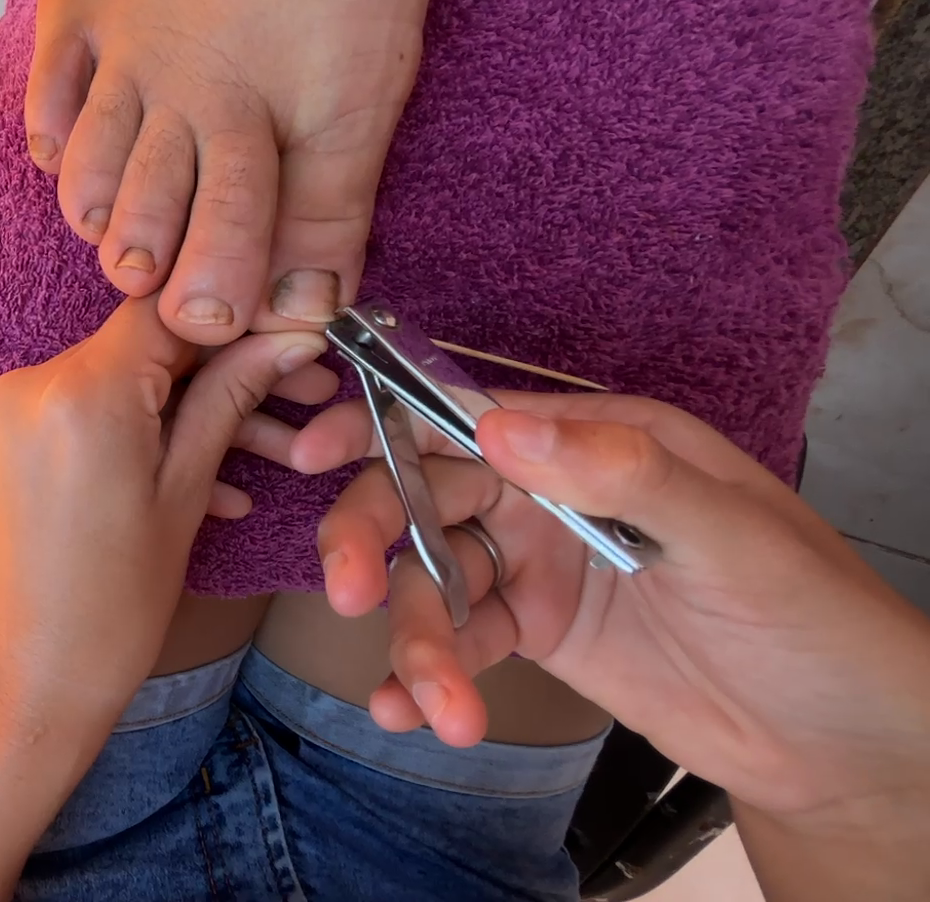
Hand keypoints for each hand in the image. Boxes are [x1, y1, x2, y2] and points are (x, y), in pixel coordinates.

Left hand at [0, 296, 329, 721]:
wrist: (31, 669)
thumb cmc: (115, 601)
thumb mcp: (186, 491)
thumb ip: (230, 400)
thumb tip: (288, 339)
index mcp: (81, 391)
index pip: (167, 311)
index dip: (238, 319)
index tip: (293, 340)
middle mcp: (35, 380)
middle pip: (146, 344)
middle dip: (224, 369)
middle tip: (303, 394)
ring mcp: (17, 404)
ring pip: (125, 378)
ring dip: (192, 408)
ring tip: (277, 448)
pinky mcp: (14, 428)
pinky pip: (93, 408)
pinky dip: (144, 429)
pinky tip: (213, 476)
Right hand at [27, 0, 486, 343]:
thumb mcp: (379, 67)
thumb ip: (336, 195)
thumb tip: (312, 299)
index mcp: (272, 111)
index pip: (234, 244)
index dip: (225, 301)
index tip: (223, 329)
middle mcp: (185, 89)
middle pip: (146, 220)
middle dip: (152, 274)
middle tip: (151, 294)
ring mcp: (122, 38)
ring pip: (86, 170)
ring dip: (97, 218)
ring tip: (112, 241)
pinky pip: (44, 95)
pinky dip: (51, 140)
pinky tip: (66, 156)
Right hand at [286, 392, 929, 830]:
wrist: (857, 757)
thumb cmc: (822, 625)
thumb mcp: (738, 543)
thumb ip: (623, 473)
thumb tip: (497, 425)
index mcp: (583, 443)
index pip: (455, 415)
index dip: (373, 425)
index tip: (314, 452)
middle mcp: (534, 492)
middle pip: (413, 498)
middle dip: (366, 540)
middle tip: (343, 592)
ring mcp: (520, 561)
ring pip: (424, 580)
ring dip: (414, 641)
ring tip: (437, 707)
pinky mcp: (519, 628)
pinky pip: (451, 640)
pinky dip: (421, 675)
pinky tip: (405, 713)